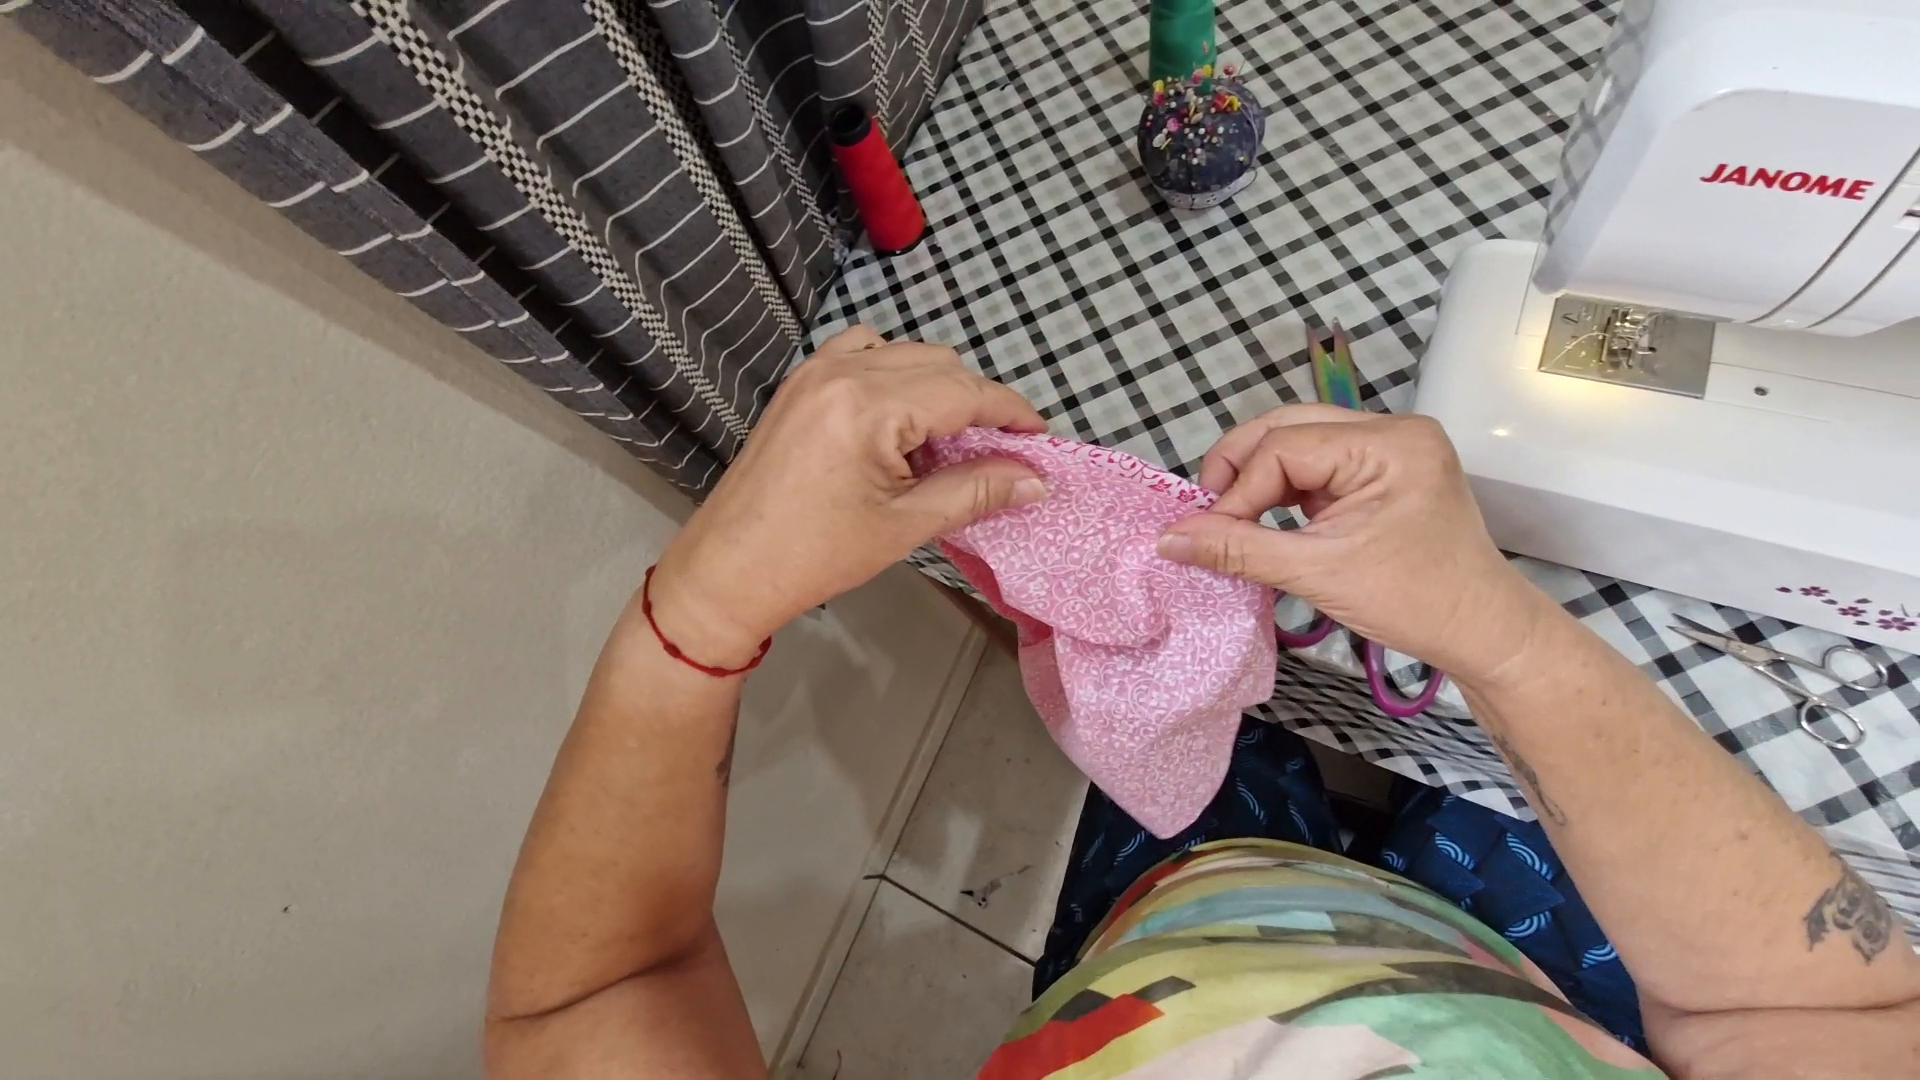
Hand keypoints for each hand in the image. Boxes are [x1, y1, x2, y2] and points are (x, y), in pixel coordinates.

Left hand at [645, 326, 1047, 666]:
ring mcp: (815, 370)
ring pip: (904, 353)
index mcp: (868, 405)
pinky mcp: (800, 382)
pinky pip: (864, 354)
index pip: (964, 392)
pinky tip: (898, 418)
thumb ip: (976, 491)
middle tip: (997, 453)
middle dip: (978, 404)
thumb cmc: (816, 556)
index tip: (1041, 439)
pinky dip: (896, 375)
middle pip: (939, 365)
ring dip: (938, 387)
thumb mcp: (905, 525)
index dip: (1012, 412)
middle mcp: (842, 371)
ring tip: (946, 440)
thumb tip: (1035, 479)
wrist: (730, 569)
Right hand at [1155, 405, 1556, 682]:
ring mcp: (1386, 450)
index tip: (1207, 535)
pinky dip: (1278, 490)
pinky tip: (1262, 518)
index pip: (1283, 447)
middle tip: (1206, 512)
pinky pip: (1312, 465)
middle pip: (1286, 427)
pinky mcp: (1378, 472)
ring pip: (1295, 442)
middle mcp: (1389, 431)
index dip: (1237, 489)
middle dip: (1238, 468)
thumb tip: (1167, 539)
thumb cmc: (1413, 602)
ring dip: (1255, 479)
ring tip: (1230, 518)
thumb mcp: (1316, 573)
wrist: (1482, 632)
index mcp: (1388, 444)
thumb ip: (1237, 549)